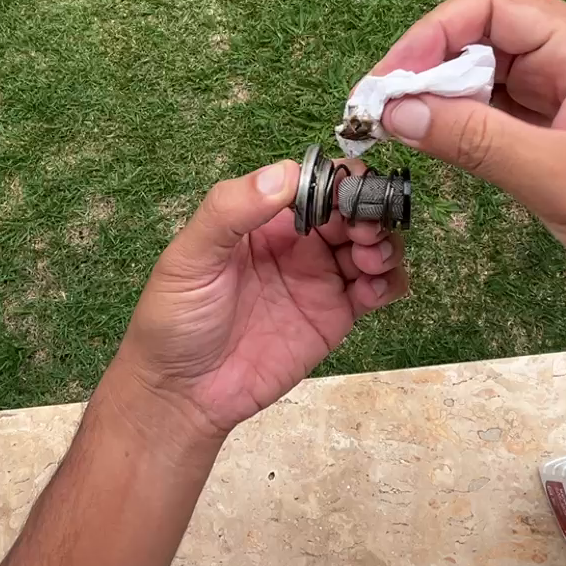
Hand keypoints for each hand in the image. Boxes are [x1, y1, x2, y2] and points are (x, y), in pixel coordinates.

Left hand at [109, 159, 407, 442]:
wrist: (183, 392)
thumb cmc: (175, 316)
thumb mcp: (191, 256)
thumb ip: (230, 209)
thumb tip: (284, 172)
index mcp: (262, 218)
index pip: (311, 182)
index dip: (337, 180)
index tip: (349, 190)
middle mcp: (297, 241)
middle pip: (351, 209)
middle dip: (368, 209)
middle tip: (365, 229)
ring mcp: (319, 277)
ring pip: (372, 244)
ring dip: (384, 242)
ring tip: (369, 259)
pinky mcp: (336, 316)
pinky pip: (377, 289)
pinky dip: (389, 281)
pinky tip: (373, 290)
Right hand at [370, 0, 565, 302]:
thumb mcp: (563, 180)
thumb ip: (475, 141)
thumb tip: (393, 112)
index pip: (493, 6)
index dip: (431, 35)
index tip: (389, 84)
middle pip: (482, 33)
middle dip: (426, 66)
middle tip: (379, 112)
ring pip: (485, 70)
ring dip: (438, 95)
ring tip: (395, 128)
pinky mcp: (560, 120)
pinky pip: (497, 105)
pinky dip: (460, 120)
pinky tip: (435, 140)